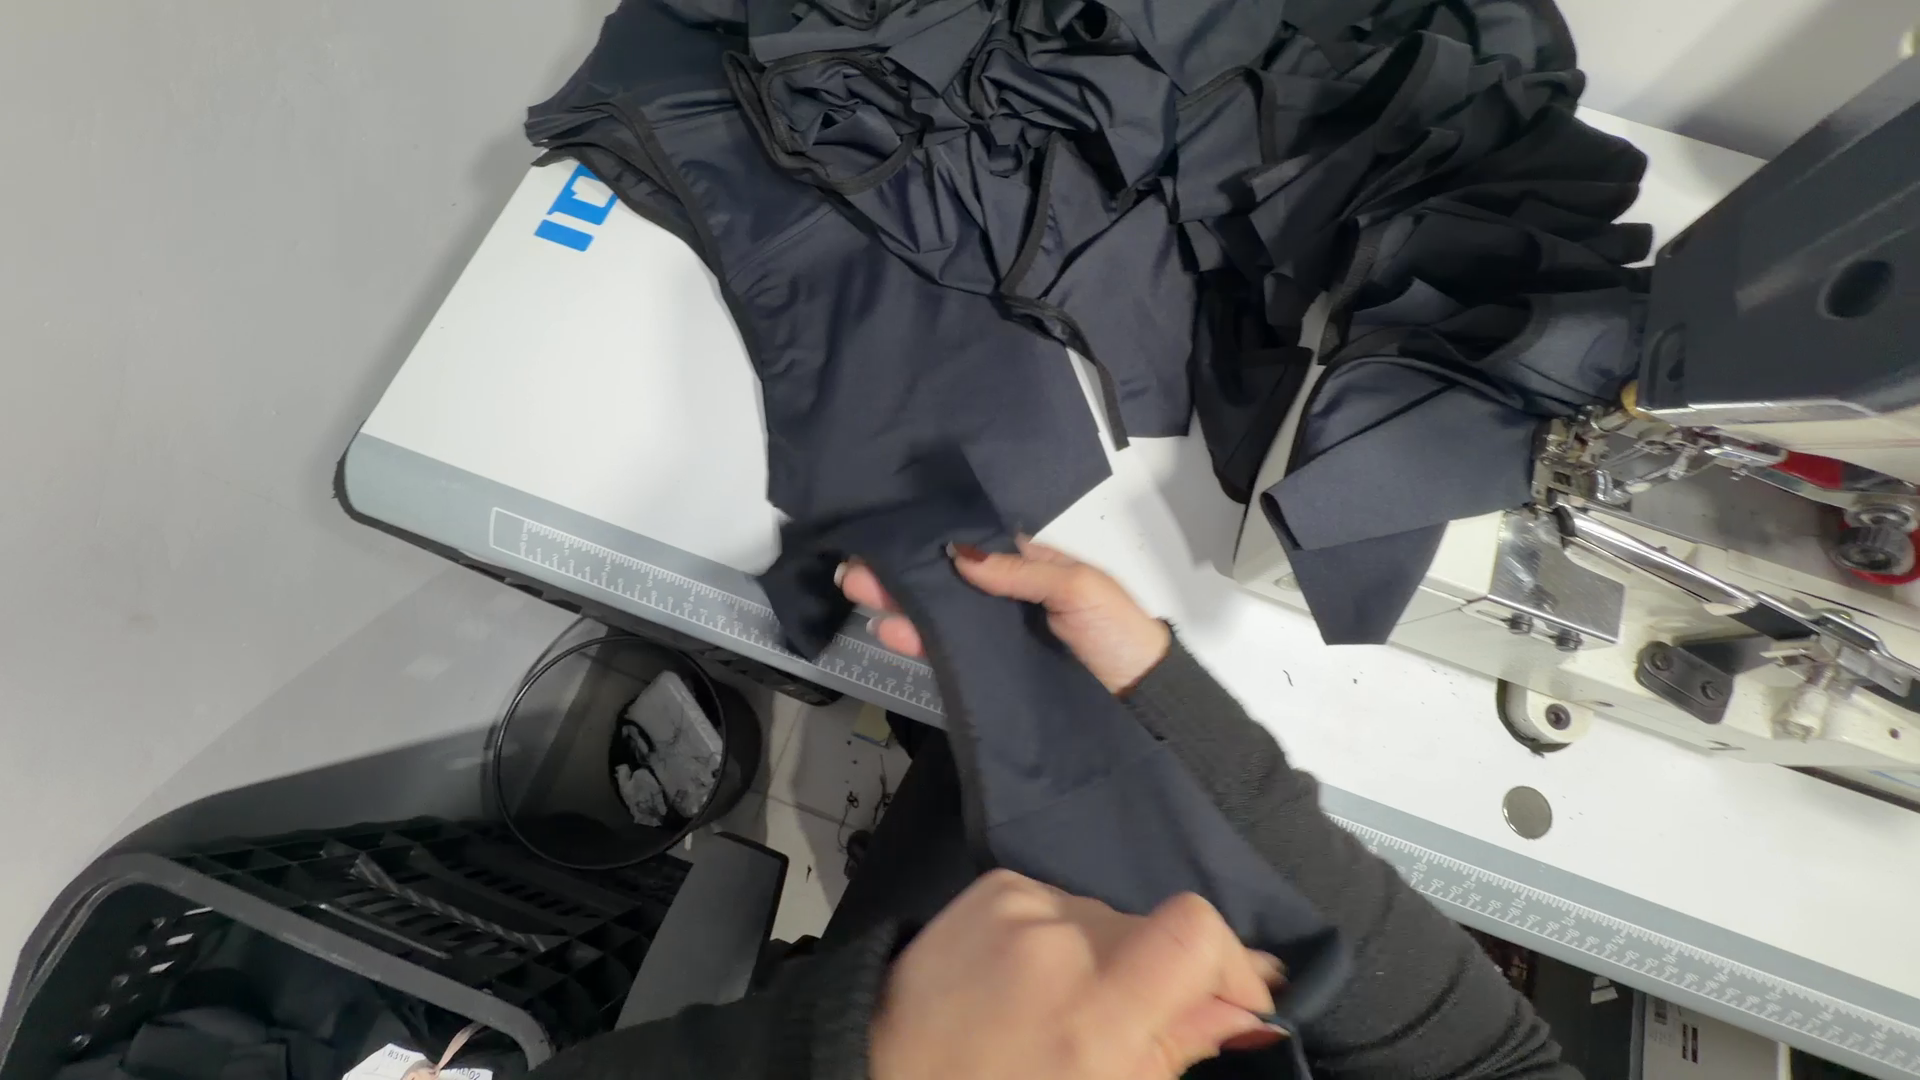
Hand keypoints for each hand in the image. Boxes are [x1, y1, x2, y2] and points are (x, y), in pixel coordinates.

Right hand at [839, 537, 1172, 693]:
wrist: (1139, 698)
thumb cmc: (1115, 629)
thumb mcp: (1077, 586)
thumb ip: (1020, 570)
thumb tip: (957, 553)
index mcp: (1027, 566)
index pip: (971, 547)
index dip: (930, 541)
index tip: (889, 536)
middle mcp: (1004, 597)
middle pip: (945, 582)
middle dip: (901, 573)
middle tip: (855, 569)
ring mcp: (995, 636)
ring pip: (941, 615)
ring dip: (901, 604)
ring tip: (860, 594)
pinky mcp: (992, 671)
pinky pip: (951, 652)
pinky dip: (920, 641)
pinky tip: (893, 632)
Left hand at [870, 870, 1285, 1079]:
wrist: (885, 1064)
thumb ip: (1174, 1045)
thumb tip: (1249, 1008)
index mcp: (1088, 1012)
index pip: (1192, 930)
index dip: (1232, 960)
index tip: (1236, 1000)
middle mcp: (1057, 938)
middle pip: (1154, 927)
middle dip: (1162, 975)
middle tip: (1131, 1023)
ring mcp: (1021, 900)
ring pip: (1109, 916)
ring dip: (1109, 955)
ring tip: (1064, 1002)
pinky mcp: (997, 881)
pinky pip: (1063, 902)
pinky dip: (1066, 936)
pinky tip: (1032, 973)